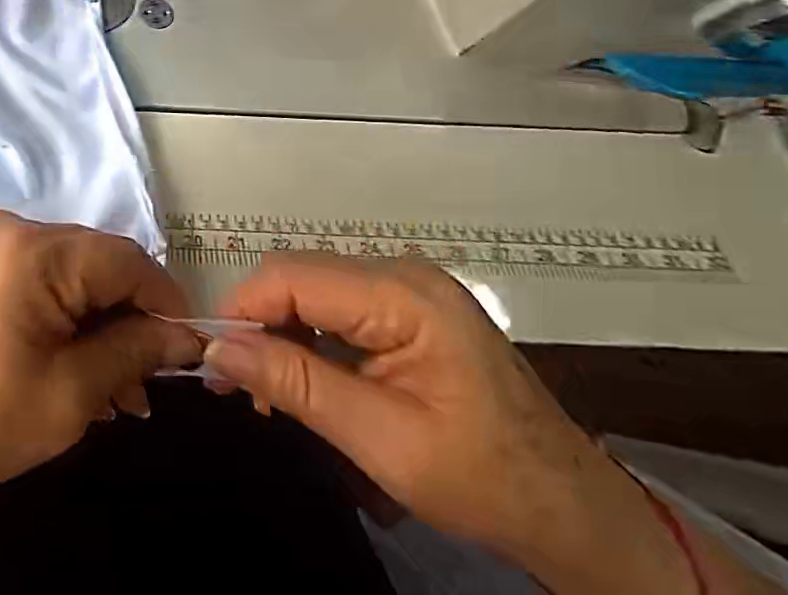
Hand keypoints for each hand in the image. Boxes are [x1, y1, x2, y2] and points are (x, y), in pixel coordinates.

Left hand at [0, 210, 204, 564]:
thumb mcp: (73, 391)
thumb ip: (135, 351)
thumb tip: (182, 336)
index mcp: (35, 249)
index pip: (129, 261)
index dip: (166, 307)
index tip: (186, 357)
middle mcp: (10, 231)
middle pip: (98, 266)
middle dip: (130, 323)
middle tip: (145, 389)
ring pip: (70, 279)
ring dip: (98, 329)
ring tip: (114, 397)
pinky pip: (37, 285)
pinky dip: (64, 323)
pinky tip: (76, 373)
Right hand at [202, 254, 698, 592]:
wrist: (575, 513)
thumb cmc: (486, 482)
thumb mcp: (381, 441)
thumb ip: (295, 384)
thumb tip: (214, 350)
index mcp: (407, 298)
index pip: (290, 277)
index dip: (240, 311)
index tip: (212, 362)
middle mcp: (403, 274)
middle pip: (293, 276)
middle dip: (253, 323)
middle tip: (233, 382)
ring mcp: (406, 286)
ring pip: (304, 288)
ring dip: (274, 331)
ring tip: (262, 386)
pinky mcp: (404, 305)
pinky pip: (328, 302)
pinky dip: (301, 334)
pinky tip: (299, 374)